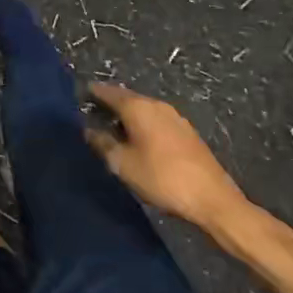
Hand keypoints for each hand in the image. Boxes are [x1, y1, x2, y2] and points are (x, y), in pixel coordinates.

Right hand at [85, 83, 249, 234]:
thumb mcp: (123, 164)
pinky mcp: (187, 132)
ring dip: (127, 115)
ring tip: (112, 129)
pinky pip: (156, 120)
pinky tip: (139, 140)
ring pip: (142, 109)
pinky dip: (143, 124)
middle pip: (126, 98)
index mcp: (138, 107)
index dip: (91, 93)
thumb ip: (102, 143)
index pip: (107, 91)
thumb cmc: (162, 178)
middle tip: (92, 114)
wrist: (214, 201)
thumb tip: (88, 129)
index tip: (77, 97)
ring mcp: (175, 117)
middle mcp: (156, 105)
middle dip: (109, 104)